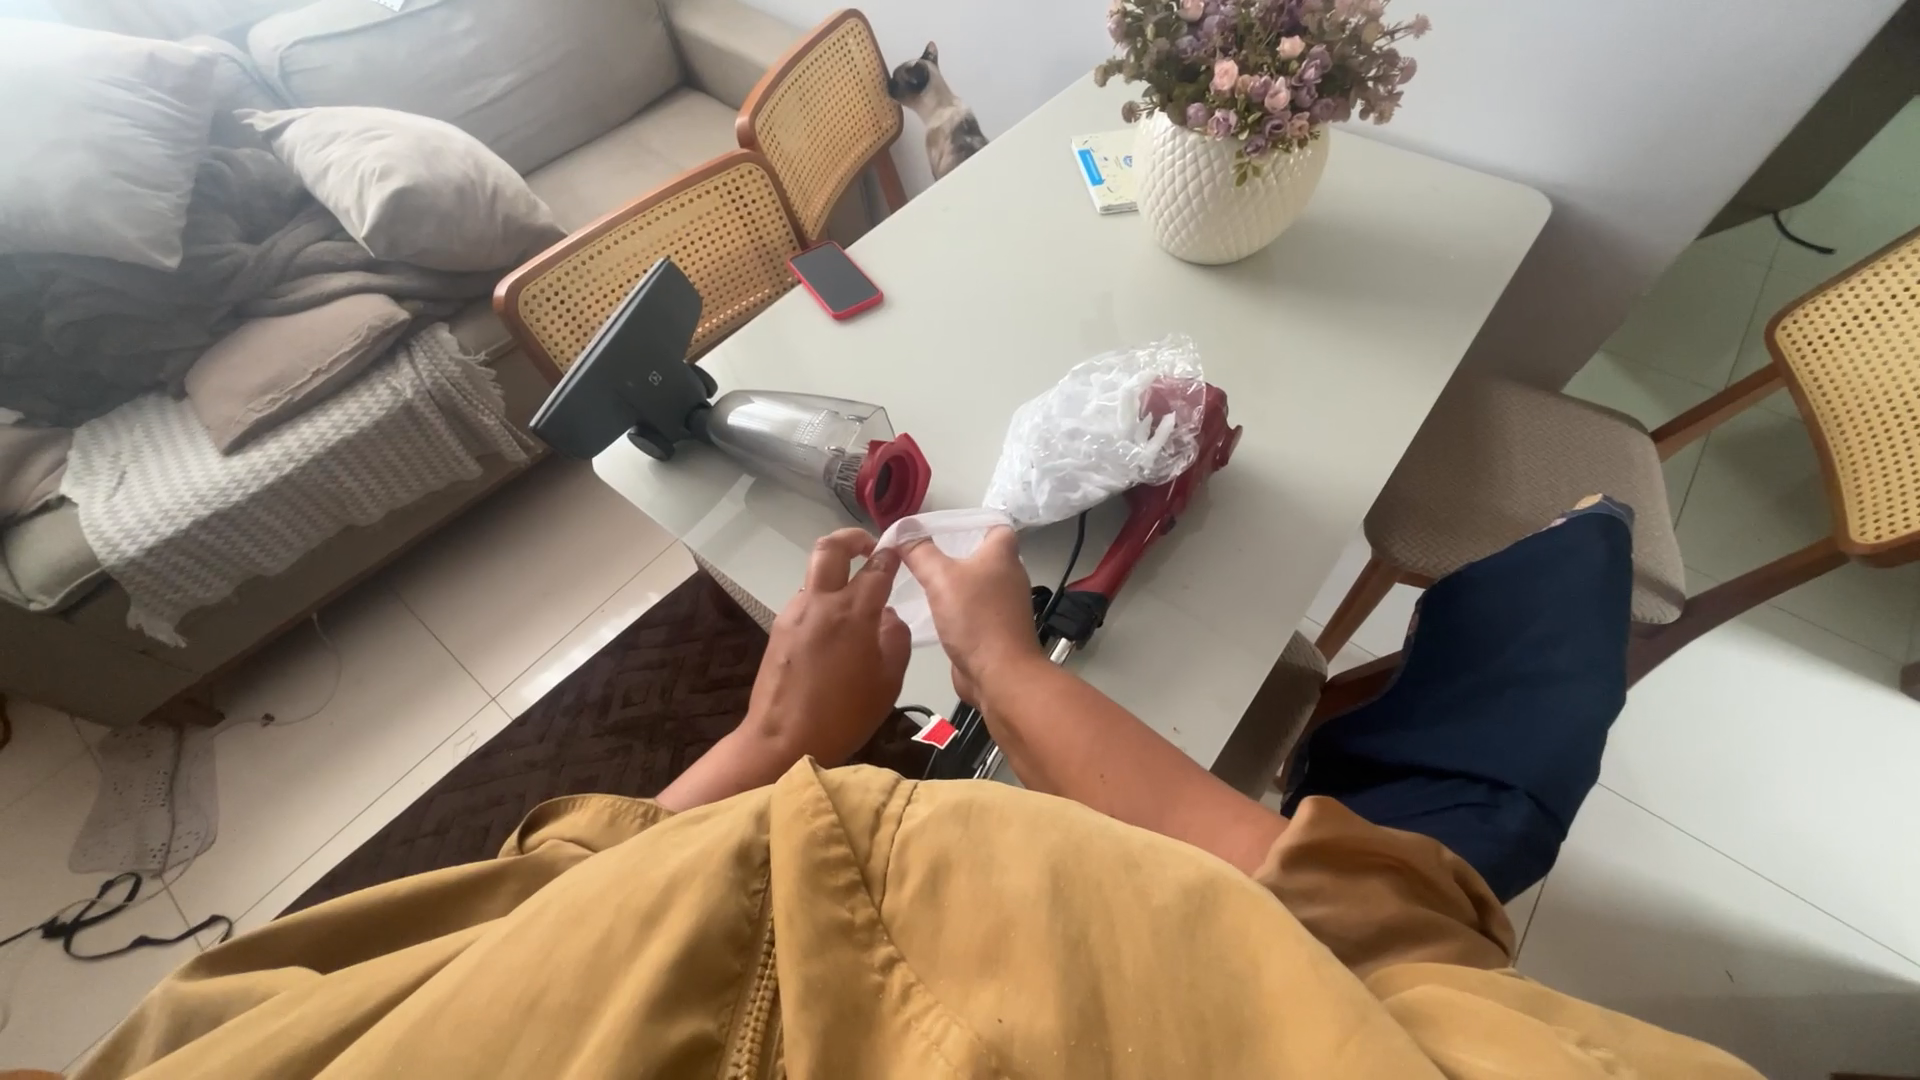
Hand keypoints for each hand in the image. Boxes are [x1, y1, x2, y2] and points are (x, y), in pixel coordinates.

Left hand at [740, 528, 910, 765]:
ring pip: (815, 574)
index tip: (900, 551)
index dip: (891, 555)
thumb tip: (888, 616)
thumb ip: (896, 639)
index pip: (877, 568)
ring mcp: (795, 613)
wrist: (782, 739)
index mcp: (854, 612)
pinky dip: (822, 601)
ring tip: (854, 599)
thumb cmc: (844, 715)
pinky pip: (805, 600)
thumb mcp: (888, 682)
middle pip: (831, 548)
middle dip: (853, 538)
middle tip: (870, 548)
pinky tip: (833, 631)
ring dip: (835, 573)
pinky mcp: (779, 628)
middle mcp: (821, 603)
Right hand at [899, 527, 1044, 704]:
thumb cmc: (976, 618)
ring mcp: (1004, 606)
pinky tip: (931, 612)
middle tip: (922, 553)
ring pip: (977, 585)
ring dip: (954, 583)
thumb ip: (920, 552)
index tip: (944, 527)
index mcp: (1003, 555)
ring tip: (921, 581)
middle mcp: (1009, 577)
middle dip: (955, 553)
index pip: (996, 526)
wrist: (1000, 674)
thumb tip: (903, 529)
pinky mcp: (995, 630)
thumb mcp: (941, 578)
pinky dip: (956, 609)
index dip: (972, 523)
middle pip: (983, 556)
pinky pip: (973, 611)